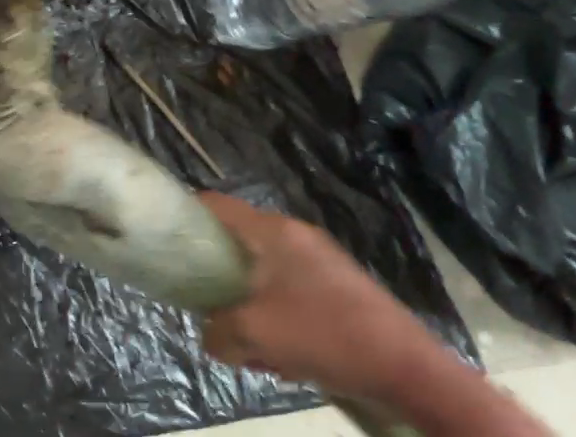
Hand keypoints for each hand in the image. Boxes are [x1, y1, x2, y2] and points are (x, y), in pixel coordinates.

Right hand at [197, 192, 450, 401]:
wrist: (412, 373)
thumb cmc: (324, 336)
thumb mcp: (254, 335)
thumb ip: (216, 330)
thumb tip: (209, 334)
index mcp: (272, 231)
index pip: (213, 203)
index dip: (182, 214)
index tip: (163, 239)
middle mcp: (295, 235)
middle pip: (236, 238)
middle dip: (216, 270)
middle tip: (202, 297)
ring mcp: (322, 259)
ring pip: (263, 269)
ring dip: (248, 298)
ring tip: (246, 333)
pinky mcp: (341, 287)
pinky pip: (289, 287)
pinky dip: (275, 309)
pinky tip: (281, 347)